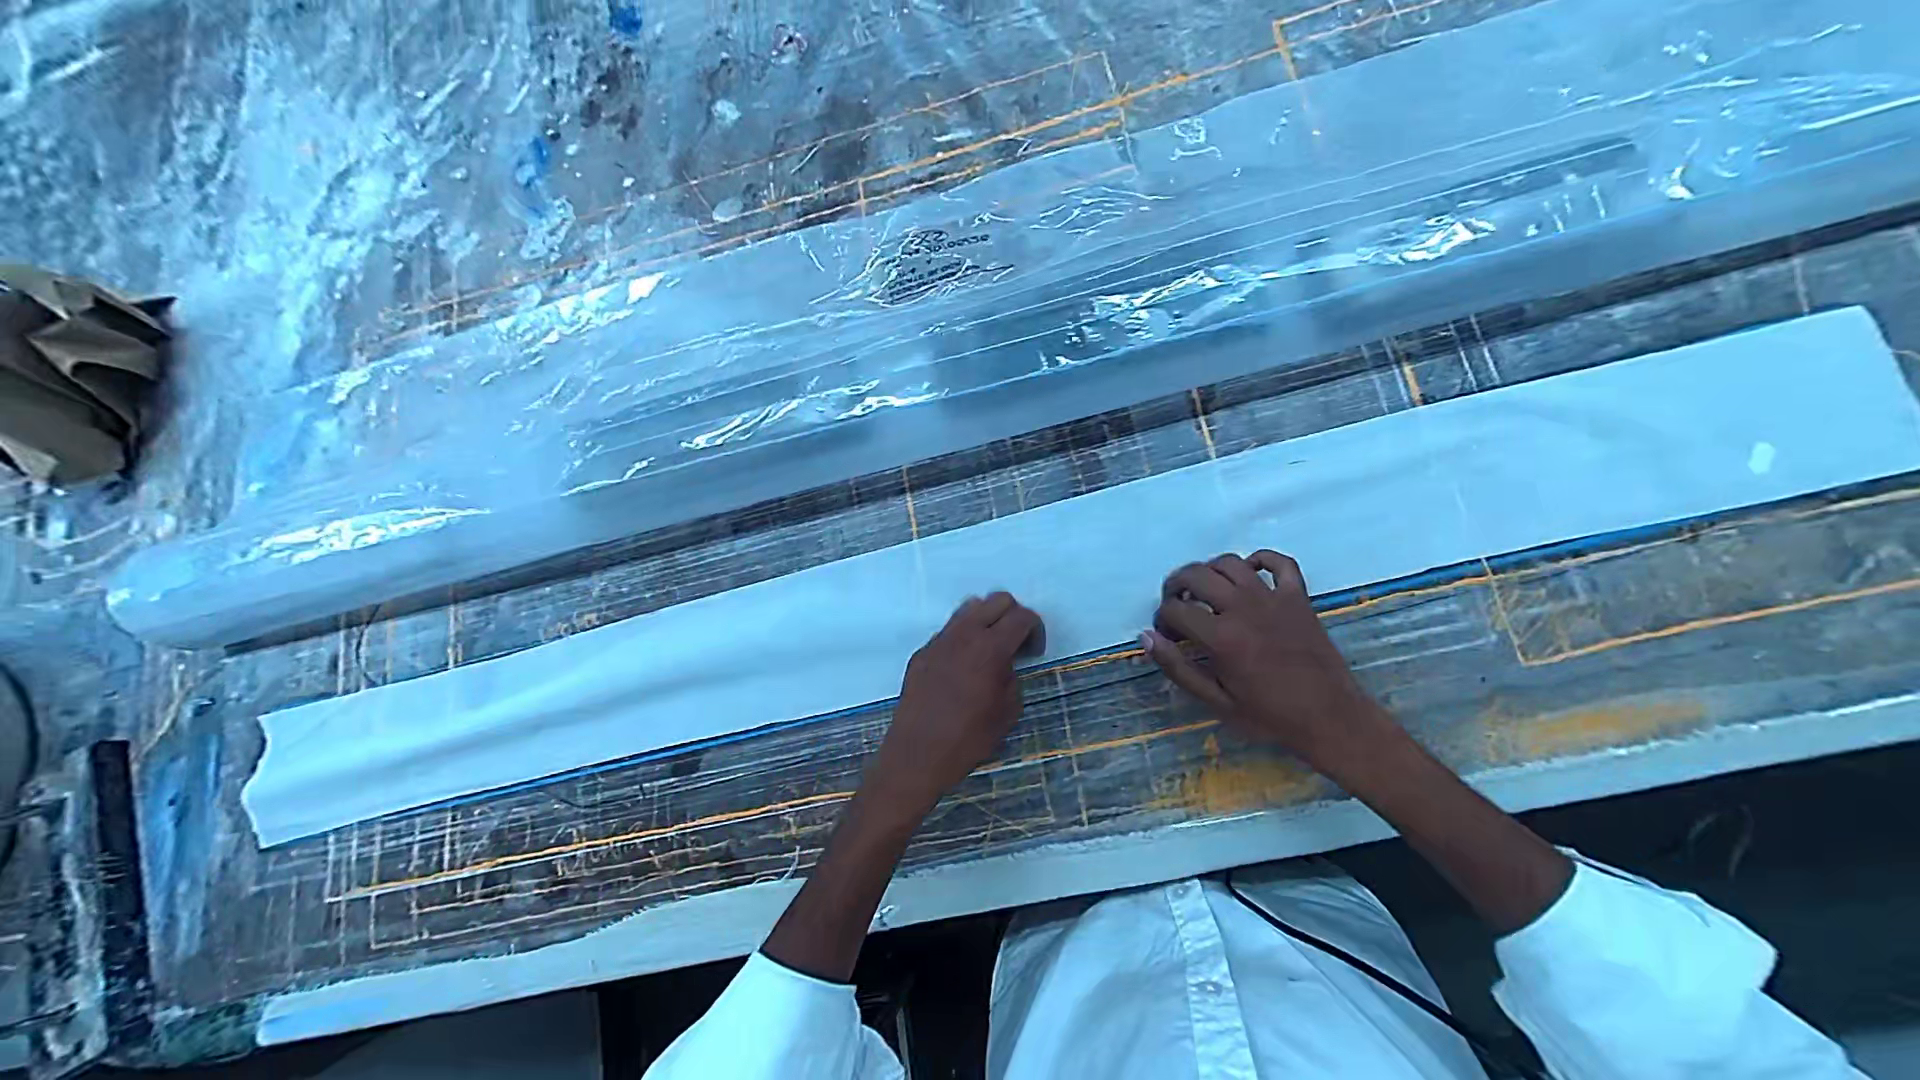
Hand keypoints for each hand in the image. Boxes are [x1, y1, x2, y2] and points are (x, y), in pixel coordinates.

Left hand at [863, 592, 1043, 819]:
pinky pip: (949, 631)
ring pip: (969, 608)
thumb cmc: (969, 738)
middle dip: (1013, 617)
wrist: (917, 754)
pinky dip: (964, 638)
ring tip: (989, 651)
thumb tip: (1005, 663)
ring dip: (986, 621)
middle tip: (1016, 646)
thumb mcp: (1008, 711)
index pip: (1022, 616)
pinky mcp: (922, 652)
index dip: (1035, 630)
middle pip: (997, 600)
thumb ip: (1012, 676)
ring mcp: (939, 640)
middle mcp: (964, 634)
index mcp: (990, 647)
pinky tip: (963, 668)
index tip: (1033, 652)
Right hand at [1142, 550, 1390, 767]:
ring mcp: (1274, 599)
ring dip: (1210, 570)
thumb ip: (1178, 668)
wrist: (1330, 718)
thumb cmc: (1269, 715)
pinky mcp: (1299, 598)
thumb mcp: (1216, 701)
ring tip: (1205, 589)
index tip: (1166, 634)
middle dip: (1176, 585)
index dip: (1163, 618)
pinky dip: (1261, 560)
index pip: (1175, 609)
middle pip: (1196, 575)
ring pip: (1231, 563)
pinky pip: (1279, 563)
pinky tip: (1250, 573)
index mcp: (1221, 637)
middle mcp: (1244, 608)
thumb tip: (1147, 637)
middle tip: (1176, 603)